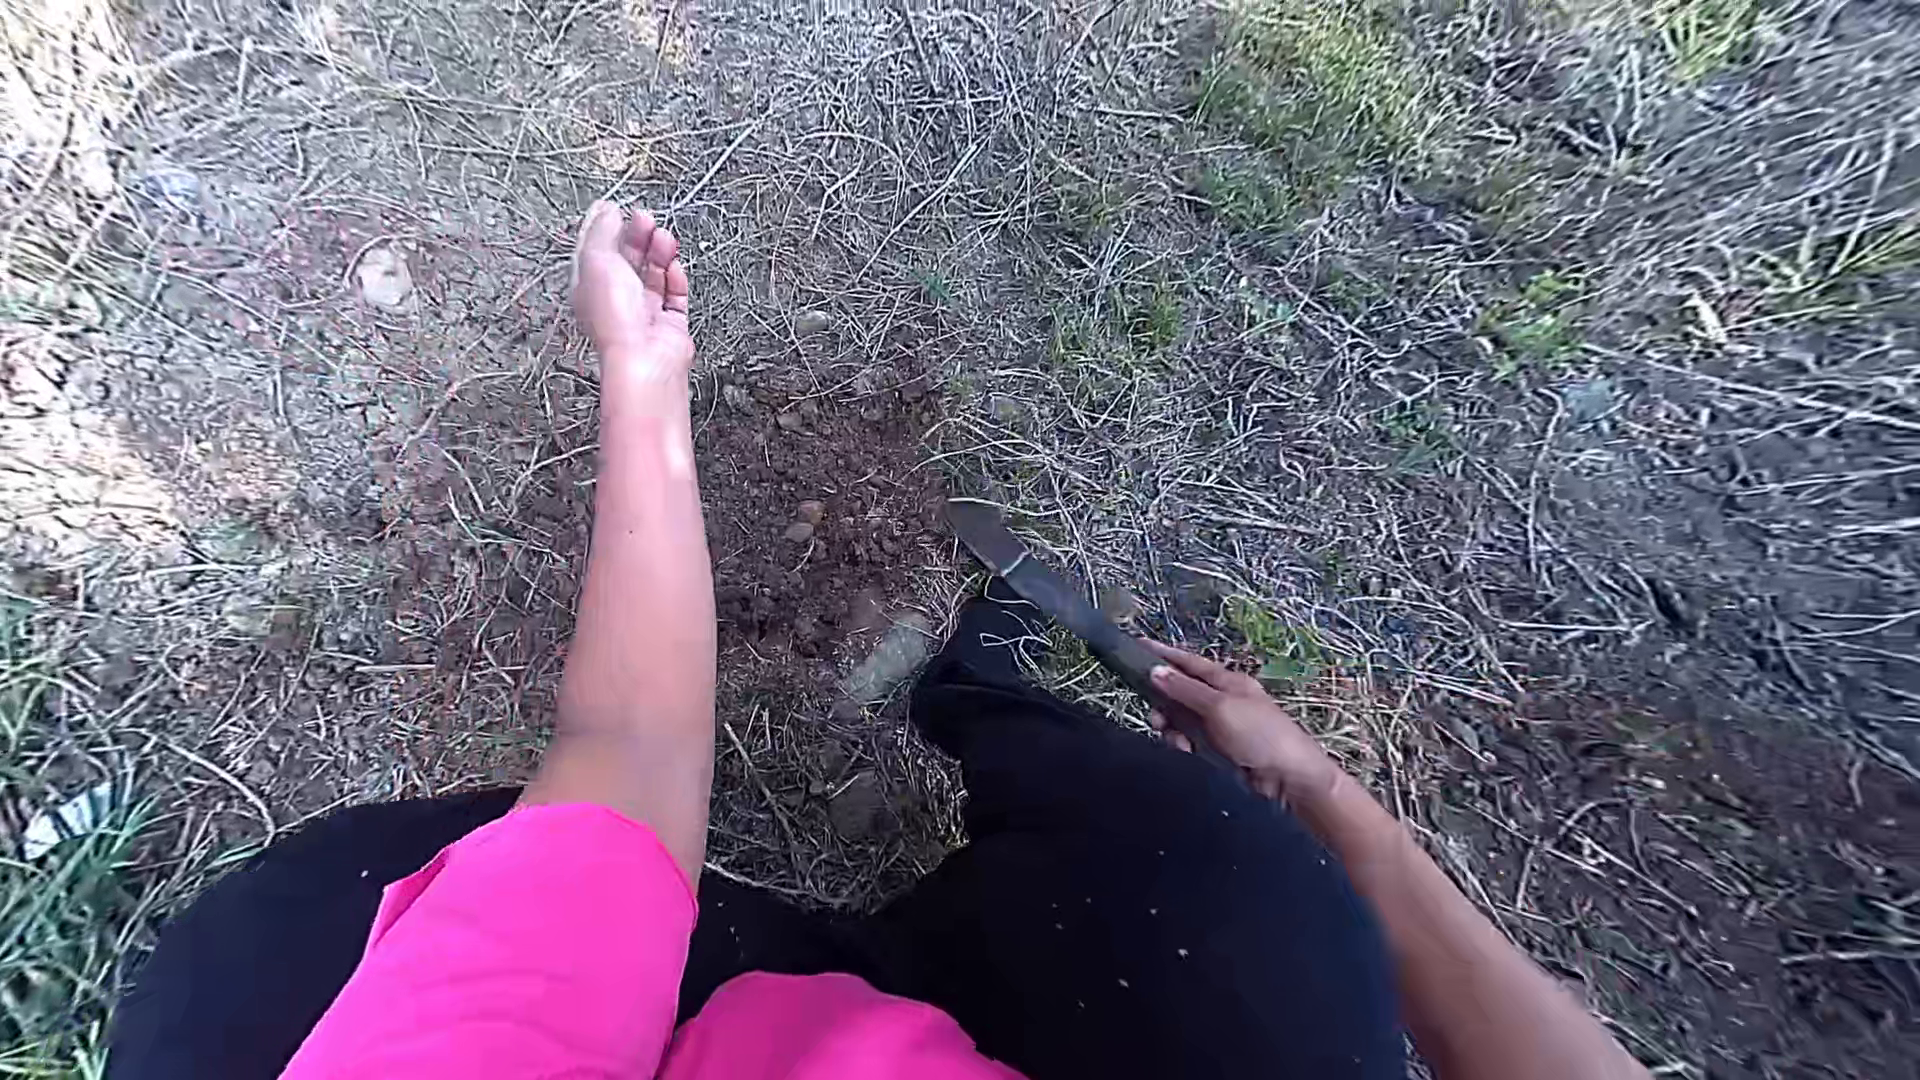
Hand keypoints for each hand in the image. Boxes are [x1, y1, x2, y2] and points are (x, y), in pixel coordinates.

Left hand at [573, 201, 692, 388]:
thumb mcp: (597, 259)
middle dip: (638, 237)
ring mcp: (645, 311)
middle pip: (629, 259)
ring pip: (654, 274)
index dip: (609, 227)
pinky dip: (676, 279)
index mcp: (590, 285)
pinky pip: (675, 295)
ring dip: (659, 253)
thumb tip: (606, 210)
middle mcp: (618, 299)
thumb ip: (603, 231)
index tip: (618, 209)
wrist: (645, 357)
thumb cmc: (616, 319)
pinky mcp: (670, 323)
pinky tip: (674, 267)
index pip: (598, 248)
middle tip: (647, 219)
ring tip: (665, 238)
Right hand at [1143, 639, 1341, 802]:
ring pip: (1182, 714)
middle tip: (1152, 713)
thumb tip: (1154, 670)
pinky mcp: (1220, 744)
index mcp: (1226, 680)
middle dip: (1162, 698)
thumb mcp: (1218, 707)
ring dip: (1171, 722)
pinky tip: (1183, 747)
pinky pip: (1191, 735)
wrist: (1291, 778)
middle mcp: (1222, 696)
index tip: (1136, 645)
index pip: (1187, 660)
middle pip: (1180, 689)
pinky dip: (1182, 739)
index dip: (1162, 653)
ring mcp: (1221, 721)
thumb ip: (1184, 689)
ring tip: (1168, 734)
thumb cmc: (1258, 734)